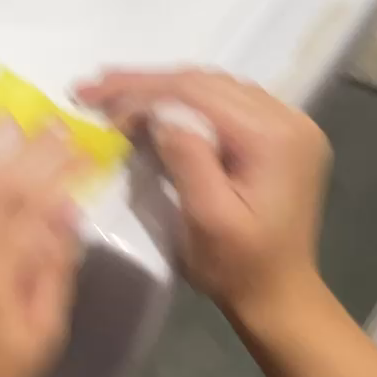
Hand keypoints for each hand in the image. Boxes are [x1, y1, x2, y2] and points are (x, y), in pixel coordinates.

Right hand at [74, 70, 330, 316]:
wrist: (277, 294)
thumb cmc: (237, 265)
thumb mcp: (208, 218)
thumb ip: (188, 161)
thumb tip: (160, 118)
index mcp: (274, 136)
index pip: (197, 93)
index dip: (139, 90)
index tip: (90, 96)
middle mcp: (287, 119)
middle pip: (204, 82)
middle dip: (142, 83)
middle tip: (89, 89)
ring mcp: (285, 125)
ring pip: (212, 87)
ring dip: (159, 87)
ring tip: (109, 93)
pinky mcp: (274, 137)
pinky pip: (221, 102)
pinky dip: (180, 99)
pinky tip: (149, 106)